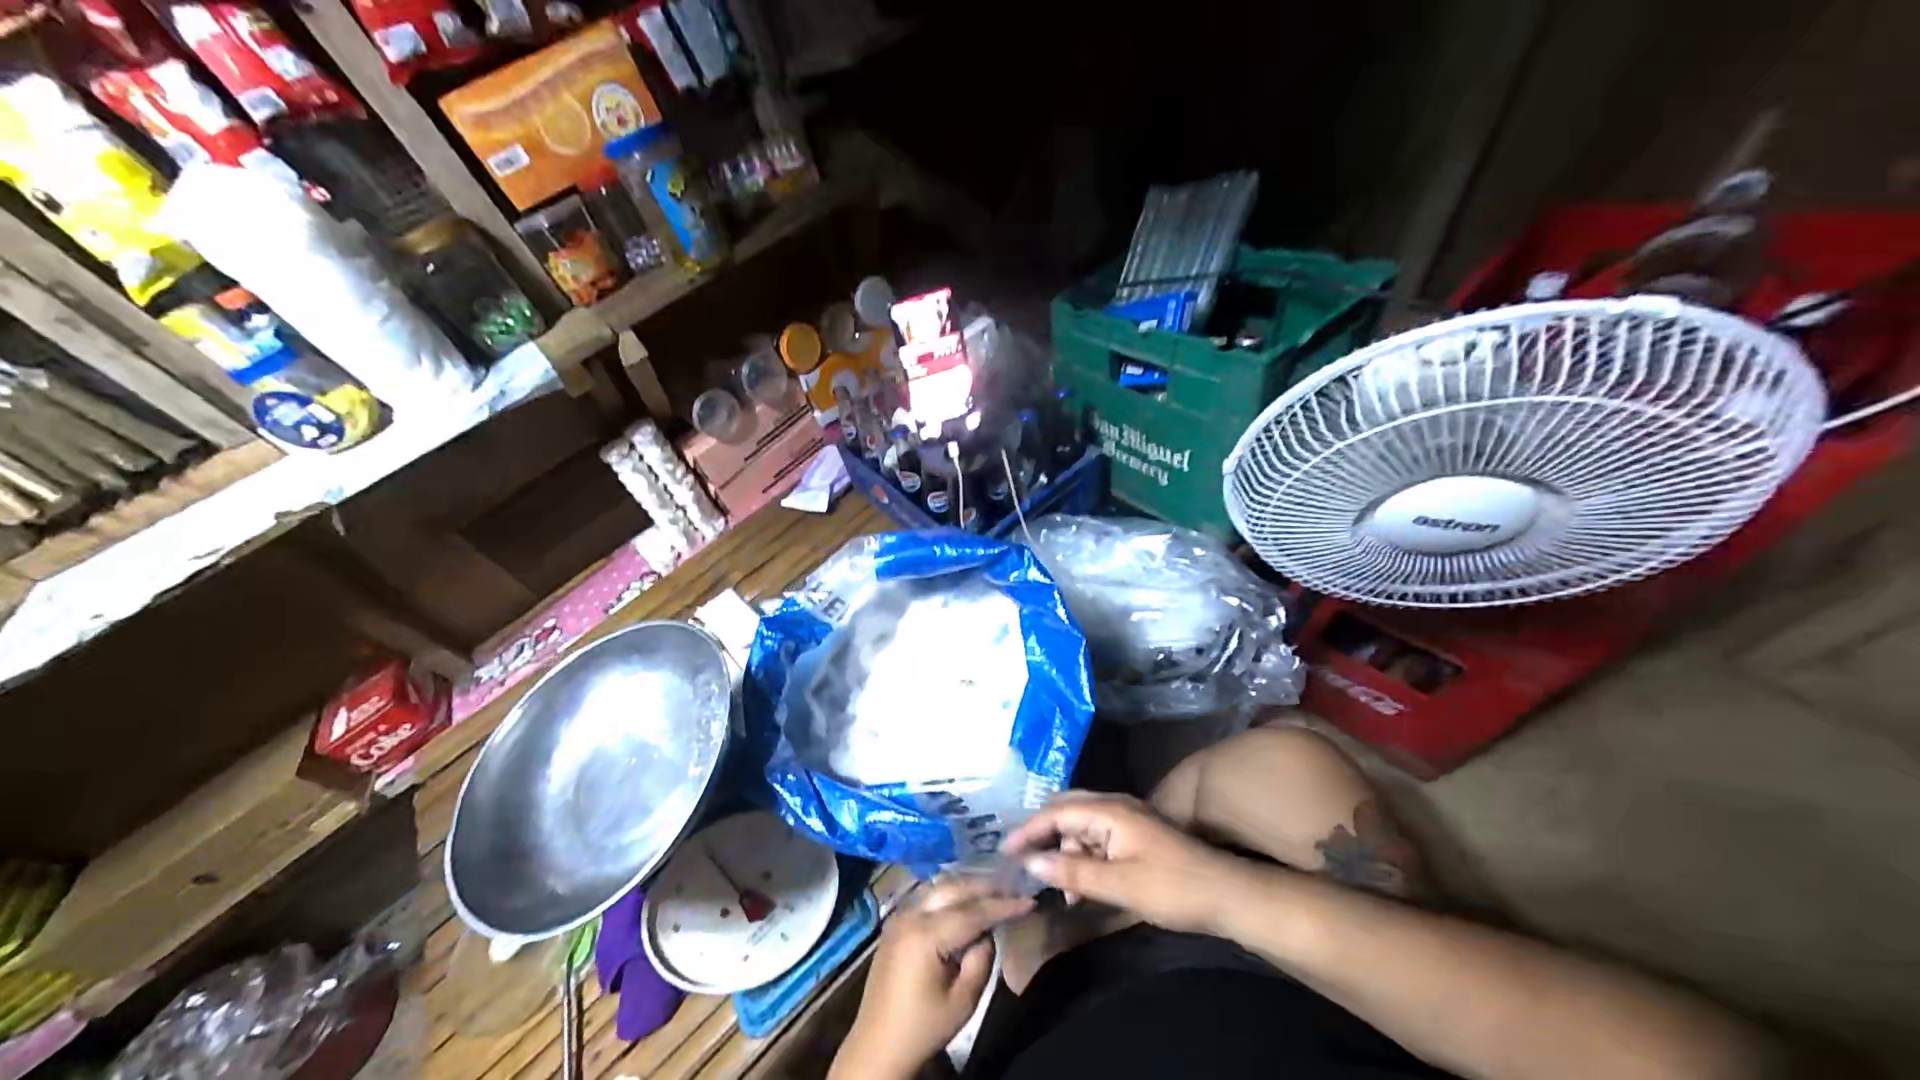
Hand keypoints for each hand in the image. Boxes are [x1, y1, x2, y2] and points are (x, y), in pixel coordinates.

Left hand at [831, 880, 1032, 1079]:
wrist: (877, 1045)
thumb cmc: (923, 1027)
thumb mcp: (963, 1000)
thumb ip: (981, 959)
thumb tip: (988, 932)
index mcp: (926, 935)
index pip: (973, 911)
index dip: (1003, 905)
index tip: (1029, 900)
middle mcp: (910, 915)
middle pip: (953, 889)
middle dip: (985, 886)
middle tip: (1013, 886)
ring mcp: (899, 916)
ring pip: (939, 887)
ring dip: (966, 886)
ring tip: (993, 889)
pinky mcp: (895, 923)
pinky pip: (926, 896)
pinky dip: (949, 893)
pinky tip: (965, 900)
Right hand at [1003, 791, 1247, 933]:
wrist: (1228, 895)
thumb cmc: (1173, 888)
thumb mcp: (1119, 884)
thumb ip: (1072, 872)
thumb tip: (1030, 862)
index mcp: (1111, 810)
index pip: (1057, 811)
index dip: (1028, 830)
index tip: (1005, 851)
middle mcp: (1116, 805)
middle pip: (1066, 810)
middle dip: (1043, 834)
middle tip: (1022, 860)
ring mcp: (1127, 819)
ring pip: (1081, 825)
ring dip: (1064, 850)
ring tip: (1059, 885)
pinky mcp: (1135, 835)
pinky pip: (1097, 837)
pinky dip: (1082, 856)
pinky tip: (1080, 883)